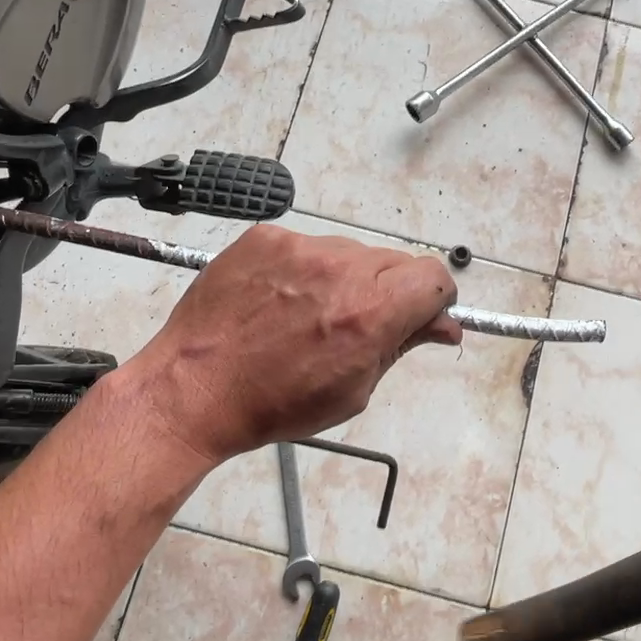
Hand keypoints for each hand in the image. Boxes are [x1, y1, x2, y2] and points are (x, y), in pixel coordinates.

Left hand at [133, 225, 459, 462]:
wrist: (195, 388)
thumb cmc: (277, 404)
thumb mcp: (354, 390)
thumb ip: (403, 346)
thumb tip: (446, 324)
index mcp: (369, 313)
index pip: (434, 277)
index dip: (433, 298)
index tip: (418, 314)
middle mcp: (340, 269)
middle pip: (396, 261)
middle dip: (390, 290)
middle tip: (357, 322)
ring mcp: (300, 247)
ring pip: (351, 251)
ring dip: (346, 276)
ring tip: (308, 312)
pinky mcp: (266, 236)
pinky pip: (307, 244)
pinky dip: (305, 267)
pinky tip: (280, 297)